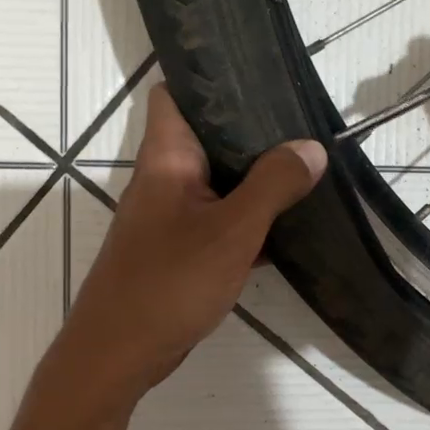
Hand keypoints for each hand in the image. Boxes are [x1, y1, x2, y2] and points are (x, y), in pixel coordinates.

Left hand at [62, 86, 326, 394]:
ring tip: (305, 168)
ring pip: (215, 183)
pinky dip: (245, 221)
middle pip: (205, 138)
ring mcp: (167, 217)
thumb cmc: (168, 283)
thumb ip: (272, 185)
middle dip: (251, 132)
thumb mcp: (232, 231)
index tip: (258, 75)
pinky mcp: (176, 251)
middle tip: (302, 125)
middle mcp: (162, 179)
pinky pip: (216, 222)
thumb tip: (311, 148)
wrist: (119, 354)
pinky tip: (285, 227)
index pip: (175, 94)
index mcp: (165, 158)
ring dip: (253, 180)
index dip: (209, 77)